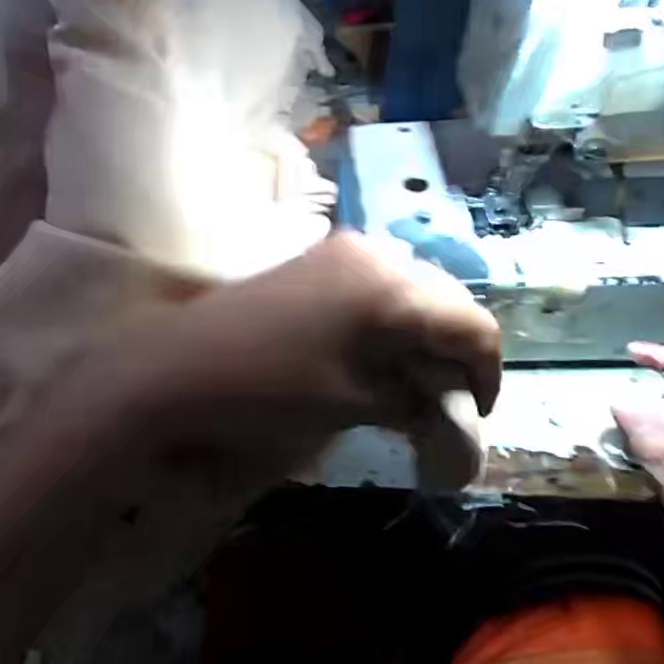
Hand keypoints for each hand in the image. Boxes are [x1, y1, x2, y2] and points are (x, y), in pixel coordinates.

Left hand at [107, 232, 501, 480]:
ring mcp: (343, 249)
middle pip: (448, 300)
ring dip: (425, 331)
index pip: (474, 326)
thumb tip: (452, 410)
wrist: (176, 369)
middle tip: (446, 398)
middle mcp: (379, 253)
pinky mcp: (318, 257)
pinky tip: (377, 348)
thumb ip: (417, 400)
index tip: (475, 414)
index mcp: (396, 289)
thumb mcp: (356, 403)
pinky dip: (393, 315)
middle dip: (456, 350)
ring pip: (415, 287)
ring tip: (411, 376)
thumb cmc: (271, 391)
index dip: (486, 374)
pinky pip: (379, 281)